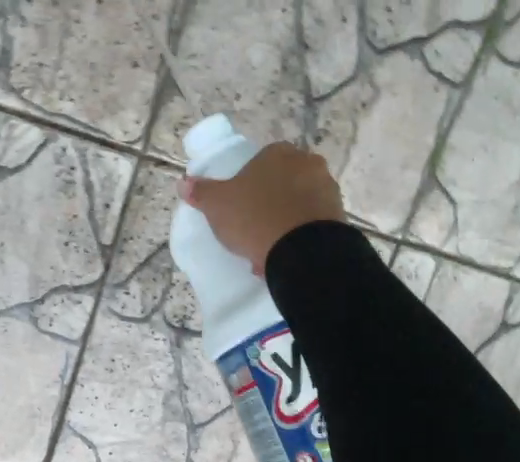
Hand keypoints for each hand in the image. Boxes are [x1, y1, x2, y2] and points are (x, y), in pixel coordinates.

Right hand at [179, 143, 344, 276]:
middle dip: (267, 199)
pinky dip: (296, 232)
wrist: (299, 247)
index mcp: (277, 153)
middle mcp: (307, 161)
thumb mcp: (216, 205)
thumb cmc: (253, 217)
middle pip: (280, 180)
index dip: (246, 184)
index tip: (237, 206)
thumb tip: (183, 181)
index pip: (259, 162)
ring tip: (264, 244)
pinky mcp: (336, 212)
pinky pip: (309, 220)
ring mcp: (326, 186)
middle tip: (249, 226)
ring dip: (282, 217)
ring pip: (296, 201)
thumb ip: (201, 192)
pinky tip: (281, 251)